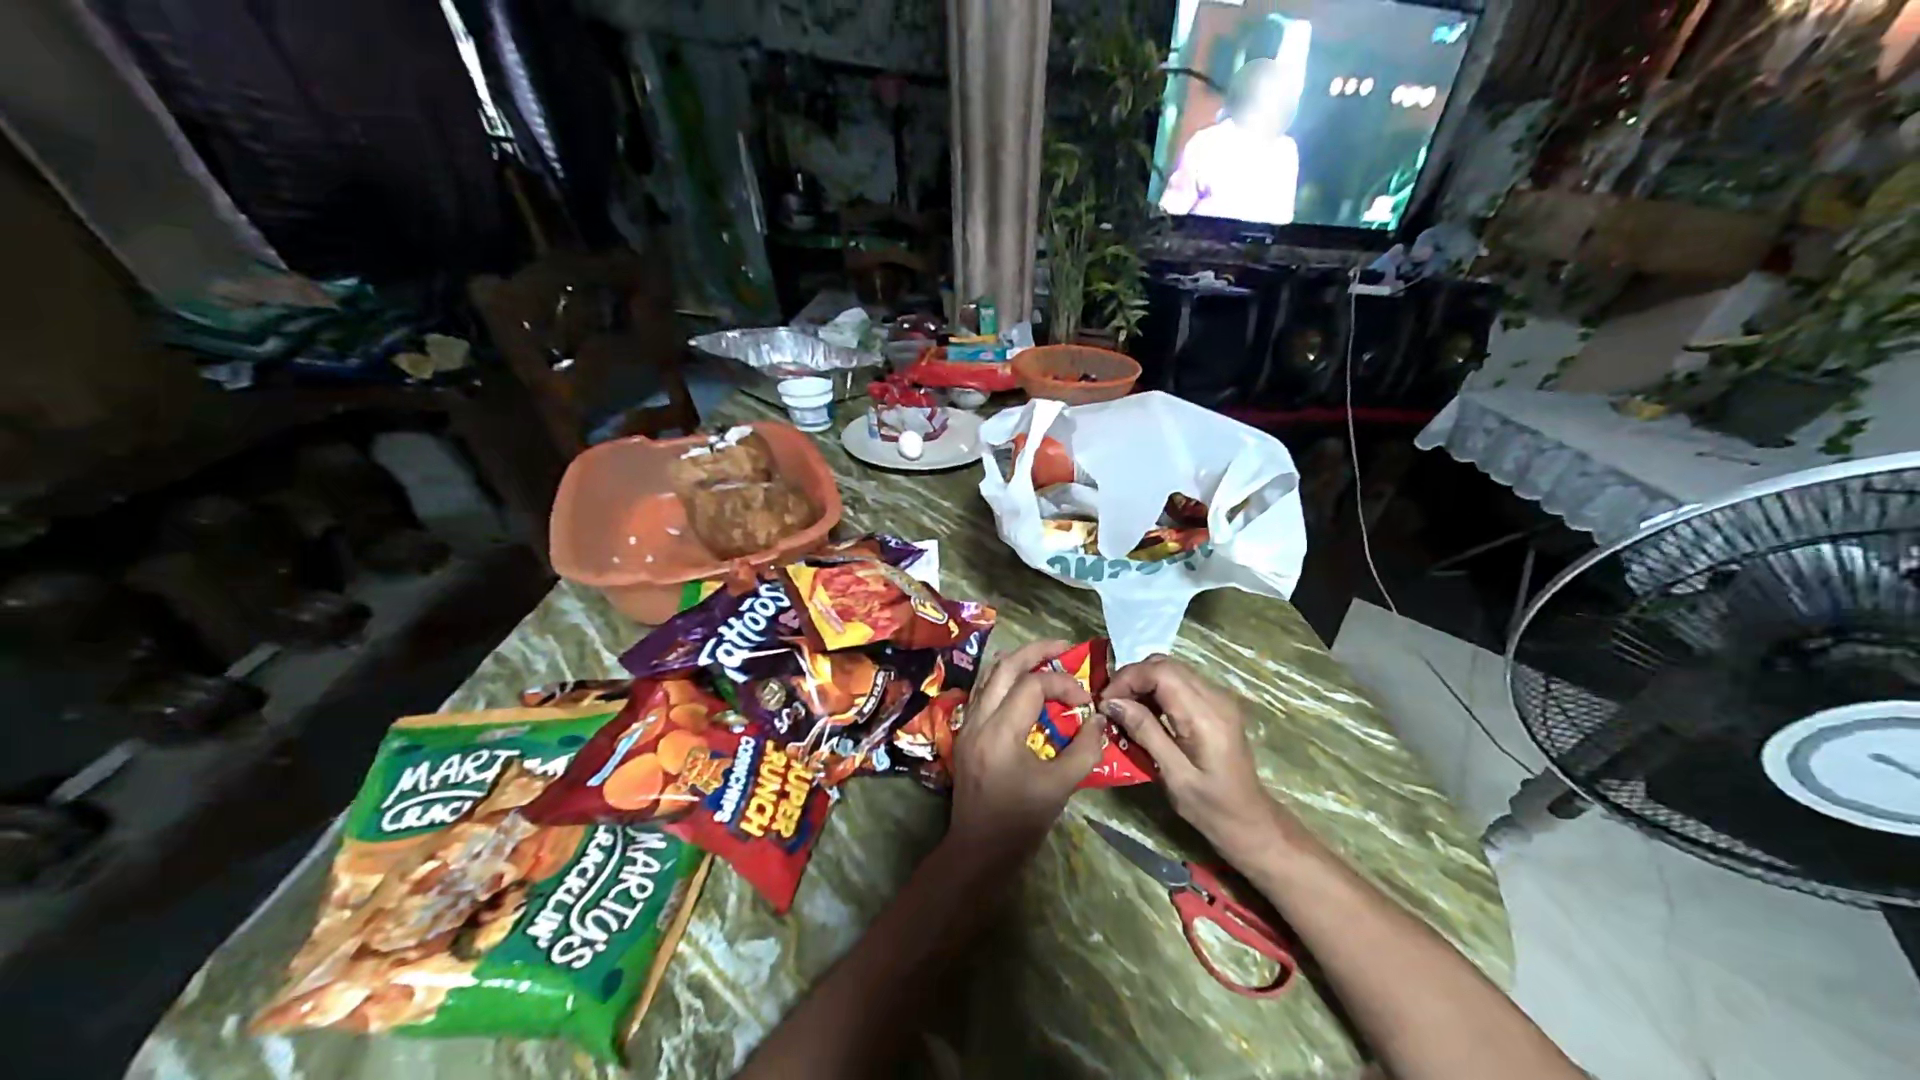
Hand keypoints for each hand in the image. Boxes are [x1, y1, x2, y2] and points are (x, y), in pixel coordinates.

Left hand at [947, 639, 1105, 860]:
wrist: (977, 851)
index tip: (1085, 701)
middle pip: (1004, 666)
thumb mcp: (1060, 787)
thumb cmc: (1019, 823)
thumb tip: (1099, 719)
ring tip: (1047, 659)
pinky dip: (1006, 681)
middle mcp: (978, 719)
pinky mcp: (966, 735)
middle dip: (1036, 651)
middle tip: (1065, 647)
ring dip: (1019, 662)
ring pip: (990, 676)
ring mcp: (967, 725)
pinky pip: (985, 693)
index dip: (1063, 684)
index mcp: (1000, 731)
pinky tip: (1024, 685)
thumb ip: (1084, 749)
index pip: (1032, 685)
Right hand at [1099, 656, 1287, 861]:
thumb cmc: (1211, 807)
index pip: (1161, 672)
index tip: (1106, 702)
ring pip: (1171, 669)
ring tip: (1123, 707)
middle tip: (1111, 704)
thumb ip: (1146, 733)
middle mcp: (1215, 698)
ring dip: (1142, 681)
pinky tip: (1144, 711)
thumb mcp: (1174, 776)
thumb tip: (1112, 702)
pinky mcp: (1216, 703)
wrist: (1249, 820)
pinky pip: (1180, 681)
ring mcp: (1218, 698)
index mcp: (1206, 716)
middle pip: (1165, 664)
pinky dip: (1156, 688)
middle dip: (1132, 677)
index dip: (1128, 679)